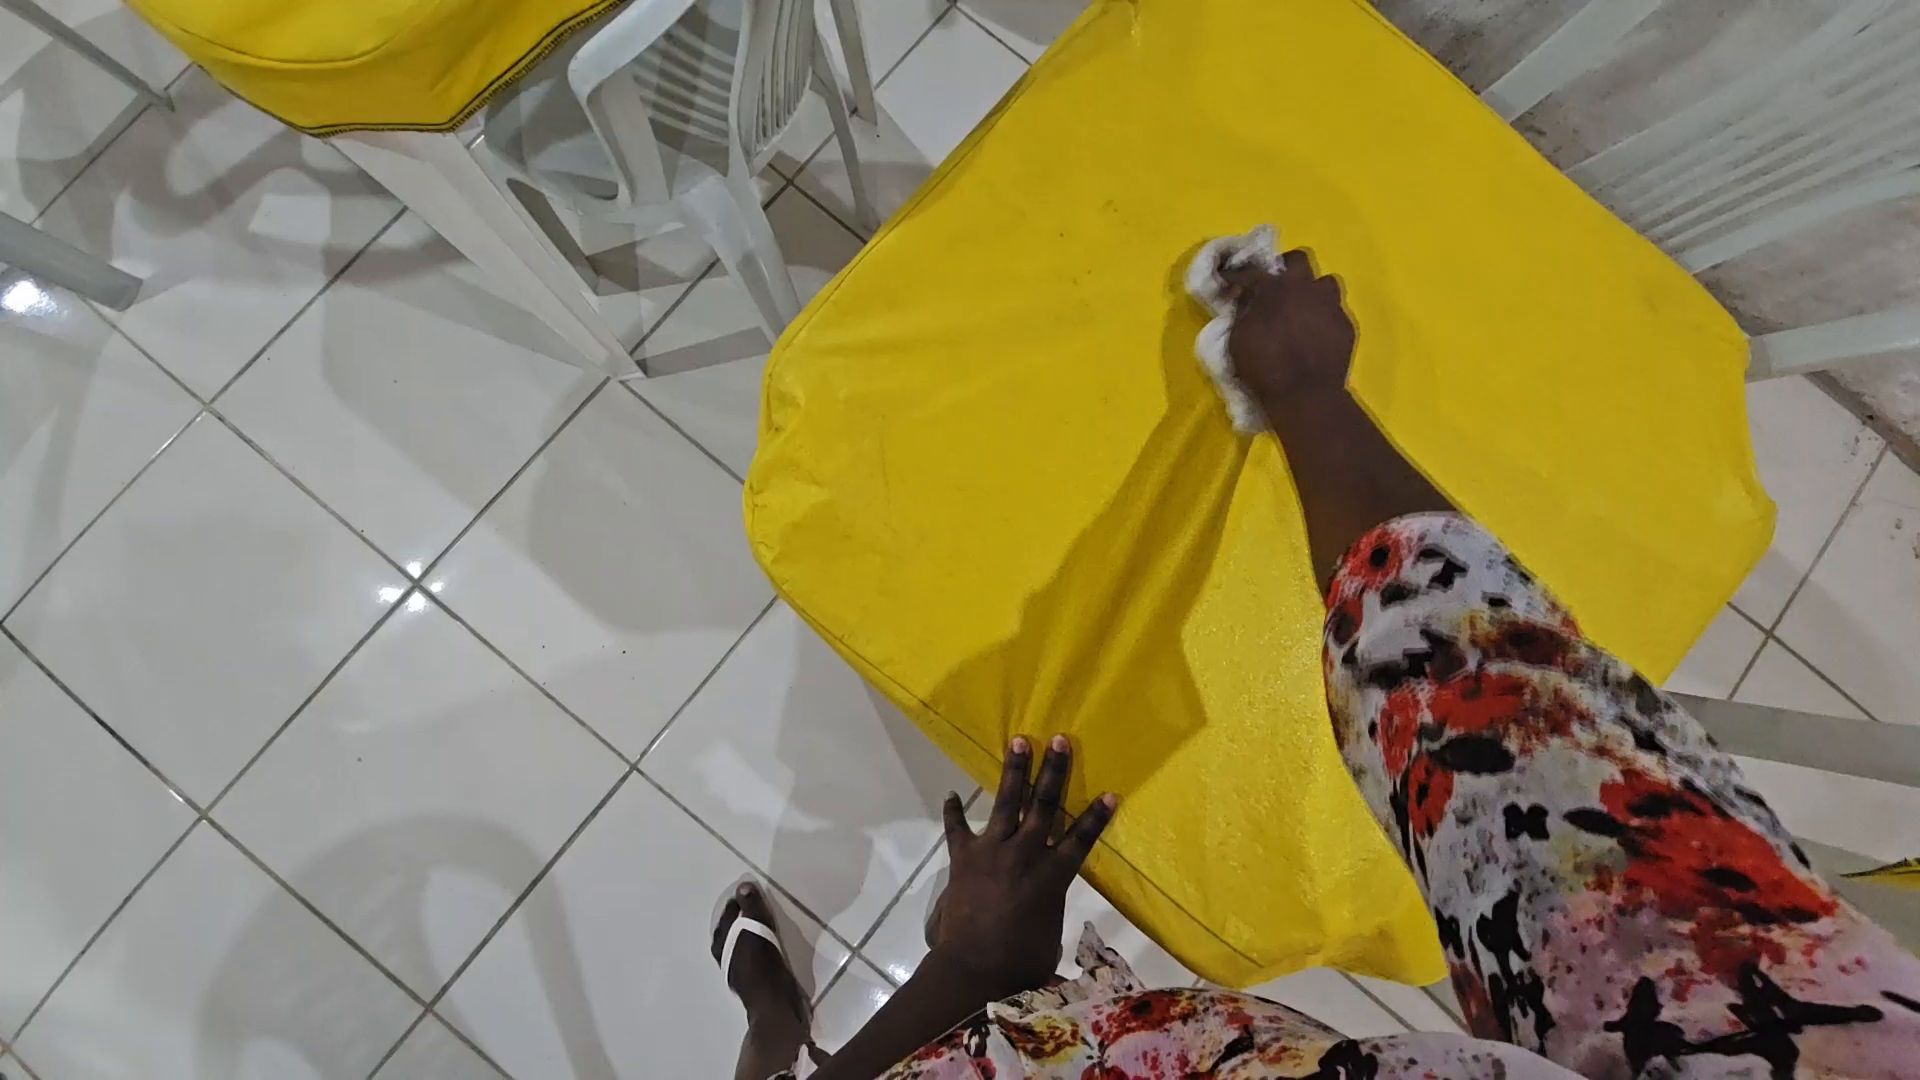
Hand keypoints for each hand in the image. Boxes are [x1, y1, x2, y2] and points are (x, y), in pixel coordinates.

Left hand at [926, 735, 1117, 998]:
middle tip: (1059, 739)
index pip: (1081, 839)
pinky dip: (953, 811)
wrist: (973, 969)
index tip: (1111, 792)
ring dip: (1014, 771)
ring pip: (1006, 802)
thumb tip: (1044, 902)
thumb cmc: (1020, 964)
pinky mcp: (964, 856)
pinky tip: (951, 794)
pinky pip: (957, 827)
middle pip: (1044, 805)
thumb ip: (1049, 908)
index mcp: (1052, 876)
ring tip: (1018, 741)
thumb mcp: (1049, 936)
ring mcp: (992, 850)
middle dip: (1054, 770)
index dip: (1096, 816)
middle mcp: (1025, 853)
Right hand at [1217, 249, 1355, 404]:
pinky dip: (1321, 316)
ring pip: (1324, 282)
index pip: (1252, 271)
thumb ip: (1243, 311)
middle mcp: (1307, 288)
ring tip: (1299, 308)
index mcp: (1276, 289)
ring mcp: (1331, 304)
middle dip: (1283, 267)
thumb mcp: (1239, 340)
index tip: (1227, 279)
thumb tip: (1245, 295)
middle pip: (1298, 259)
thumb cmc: (1264, 368)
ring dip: (1310, 290)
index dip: (1237, 275)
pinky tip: (1313, 333)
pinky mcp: (1346, 324)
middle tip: (1272, 285)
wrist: (1305, 395)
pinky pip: (1333, 310)